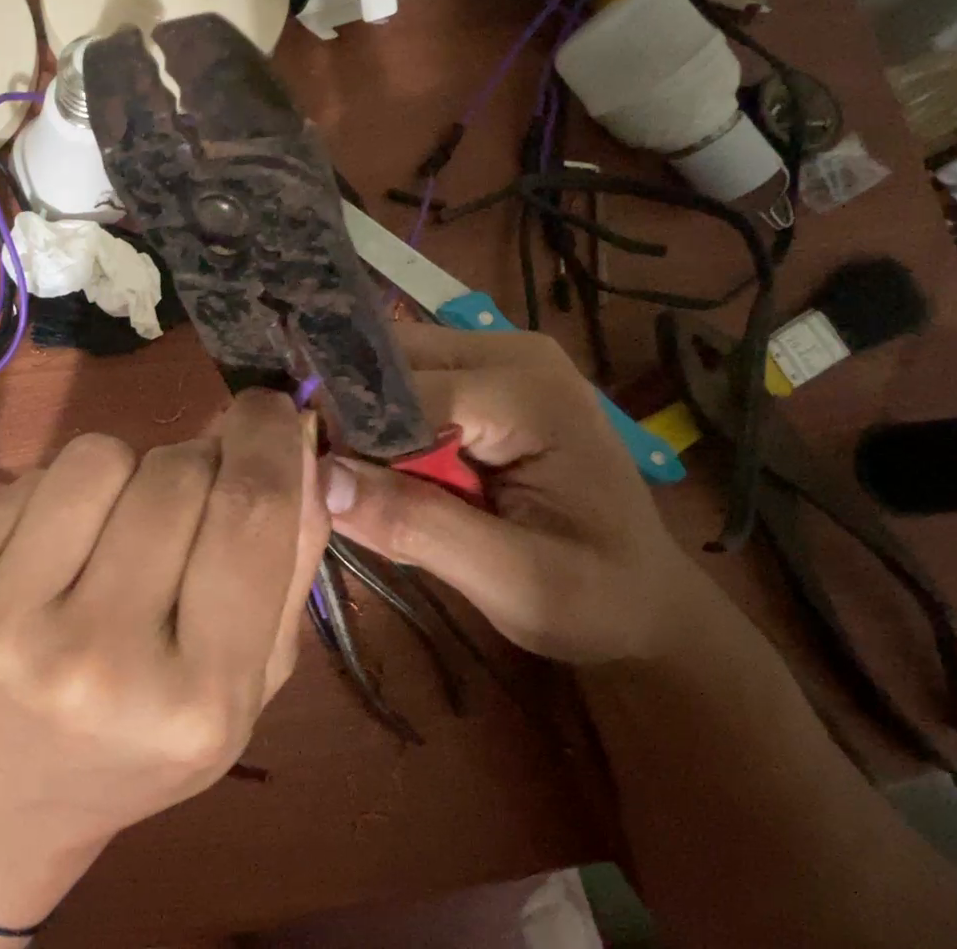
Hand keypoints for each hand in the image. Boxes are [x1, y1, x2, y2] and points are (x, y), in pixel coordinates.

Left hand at [0, 390, 326, 927]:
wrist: (16, 792)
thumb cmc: (147, 745)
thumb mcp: (250, 687)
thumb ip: (287, 567)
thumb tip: (297, 446)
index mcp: (196, 698)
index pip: (249, 518)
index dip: (268, 442)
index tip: (271, 409)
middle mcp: (98, 659)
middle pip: (173, 476)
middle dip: (201, 461)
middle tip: (196, 494)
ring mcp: (10, 621)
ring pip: (98, 457)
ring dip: (130, 469)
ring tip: (126, 522)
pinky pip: (35, 477)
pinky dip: (68, 490)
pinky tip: (68, 544)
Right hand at [321, 324, 712, 664]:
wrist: (642, 603)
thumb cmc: (594, 598)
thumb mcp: (512, 581)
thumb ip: (419, 527)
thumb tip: (321, 479)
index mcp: (527, 390)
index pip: (397, 392)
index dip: (347, 439)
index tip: (314, 492)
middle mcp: (504, 353)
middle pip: (379, 363)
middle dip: (342, 423)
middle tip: (327, 490)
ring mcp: (488, 361)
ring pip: (377, 371)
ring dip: (352, 429)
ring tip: (354, 489)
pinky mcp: (472, 382)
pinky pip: (392, 389)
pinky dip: (370, 432)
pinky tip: (382, 478)